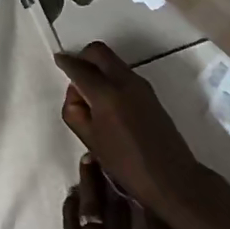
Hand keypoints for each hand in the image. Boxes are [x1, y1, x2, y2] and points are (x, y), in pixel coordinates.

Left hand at [51, 157, 210, 228]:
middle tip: (115, 149)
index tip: (151, 159)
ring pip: (91, 208)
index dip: (151, 182)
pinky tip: (73, 193)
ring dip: (91, 183)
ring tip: (91, 160)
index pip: (154, 207)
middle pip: (118, 201)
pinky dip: (72, 207)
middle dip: (117, 175)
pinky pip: (71, 227)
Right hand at [55, 42, 207, 217]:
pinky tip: (107, 102)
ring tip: (91, 97)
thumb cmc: (126, 165)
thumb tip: (76, 93)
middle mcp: (124, 81)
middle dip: (83, 57)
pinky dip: (110, 76)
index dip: (66, 62)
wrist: (170, 176)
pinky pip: (123, 72)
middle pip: (99, 52)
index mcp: (106, 94)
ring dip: (98, 67)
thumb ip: (76, 112)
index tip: (58, 59)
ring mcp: (140, 84)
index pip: (80, 68)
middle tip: (74, 76)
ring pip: (113, 60)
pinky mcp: (149, 92)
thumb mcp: (91, 141)